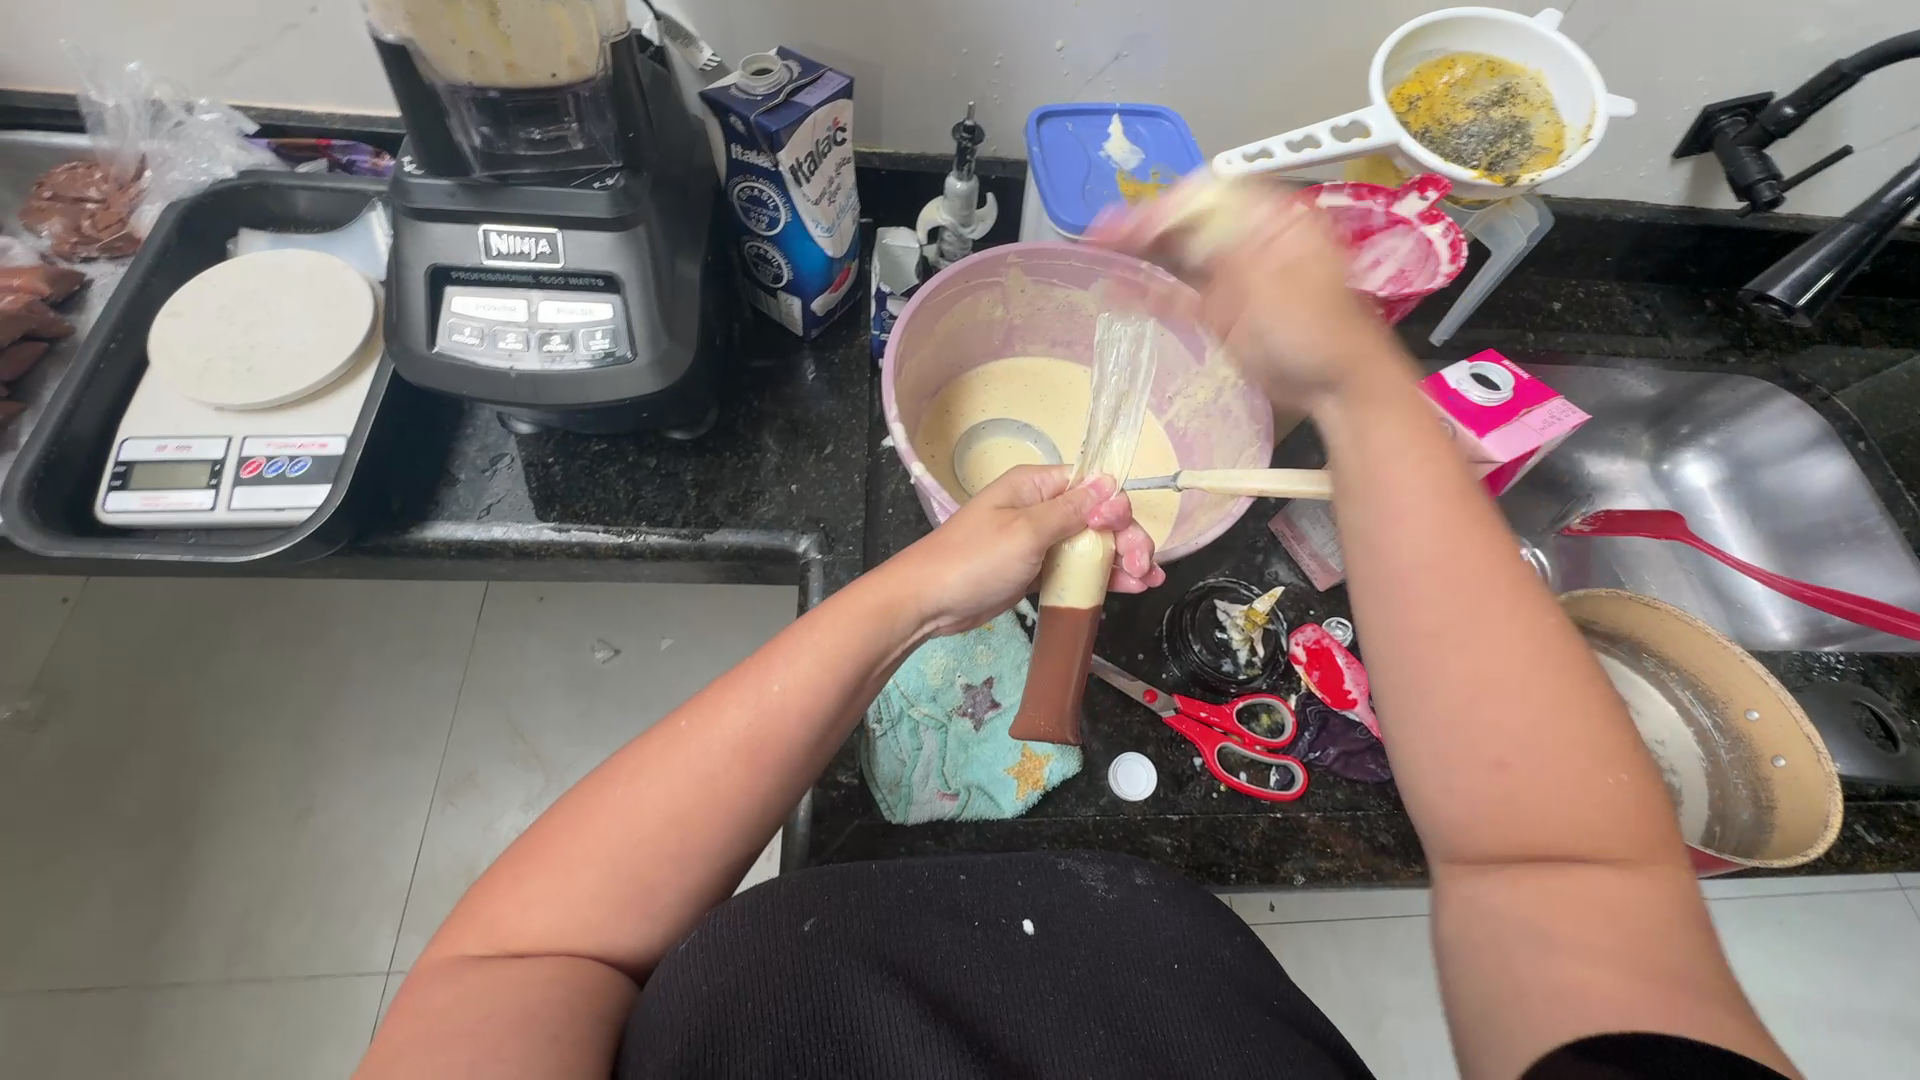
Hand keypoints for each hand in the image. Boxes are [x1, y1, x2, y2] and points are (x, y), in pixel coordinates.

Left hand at [888, 465, 1164, 637]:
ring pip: (1091, 544)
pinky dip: (1100, 576)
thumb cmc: (974, 561)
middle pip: (1098, 516)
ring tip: (1147, 580)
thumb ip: (1071, 511)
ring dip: (1121, 559)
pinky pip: (1075, 568)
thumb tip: (1110, 481)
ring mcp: (1038, 540)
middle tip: (1144, 567)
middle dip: (1126, 538)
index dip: (1117, 507)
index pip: (1092, 485)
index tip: (1125, 535)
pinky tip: (1128, 586)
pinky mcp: (1035, 570)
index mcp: (1035, 486)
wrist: (928, 602)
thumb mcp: (1026, 532)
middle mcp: (1040, 508)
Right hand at [1087, 179, 1408, 409]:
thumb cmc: (1315, 329)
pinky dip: (1148, 292)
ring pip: (1177, 258)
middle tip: (1098, 231)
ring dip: (1139, 254)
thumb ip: (1223, 244)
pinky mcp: (1219, 314)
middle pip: (1187, 224)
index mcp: (1270, 221)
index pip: (1208, 197)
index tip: (1129, 220)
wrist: (1335, 384)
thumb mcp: (1271, 276)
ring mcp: (1232, 279)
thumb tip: (1179, 216)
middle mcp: (1248, 243)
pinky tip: (1117, 288)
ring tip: (1097, 249)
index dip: (1165, 205)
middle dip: (1143, 226)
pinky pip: (1177, 296)